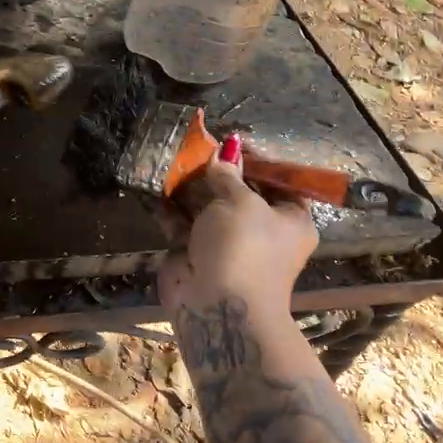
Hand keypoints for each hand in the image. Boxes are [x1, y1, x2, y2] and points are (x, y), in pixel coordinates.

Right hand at [156, 137, 317, 317]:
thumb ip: (229, 175)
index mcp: (290, 220)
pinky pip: (181, 221)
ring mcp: (225, 241)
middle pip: (239, 191)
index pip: (279, 181)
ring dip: (189, 185)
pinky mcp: (193, 250)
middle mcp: (260, 230)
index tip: (231, 140)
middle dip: (217, 170)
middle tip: (194, 146)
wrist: (218, 302)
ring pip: (206, 205)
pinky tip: (153, 184)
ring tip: (170, 159)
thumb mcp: (242, 202)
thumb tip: (225, 152)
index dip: (258, 159)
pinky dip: (168, 206)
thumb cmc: (244, 246)